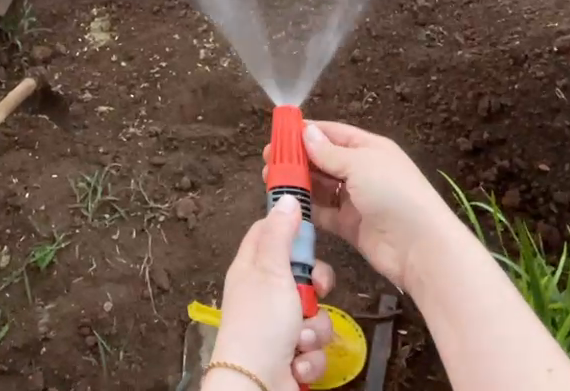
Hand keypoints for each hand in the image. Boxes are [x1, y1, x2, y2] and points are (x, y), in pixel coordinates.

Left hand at [206, 195, 335, 390]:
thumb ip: (281, 233)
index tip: (312, 230)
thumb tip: (286, 198)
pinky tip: (297, 361)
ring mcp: (277, 325)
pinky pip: (314, 345)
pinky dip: (310, 355)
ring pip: (314, 312)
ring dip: (314, 328)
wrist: (256, 386)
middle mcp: (264, 293)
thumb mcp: (271, 269)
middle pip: (302, 273)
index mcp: (252, 266)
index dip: (291, 229)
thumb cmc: (261, 323)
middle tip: (318, 290)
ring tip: (299, 340)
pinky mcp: (291, 354)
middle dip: (316, 287)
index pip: (270, 232)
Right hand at [269, 121, 463, 295]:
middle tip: (269, 162)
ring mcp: (356, 200)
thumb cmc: (392, 194)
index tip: (279, 135)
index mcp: (368, 148)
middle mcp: (362, 171)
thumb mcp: (360, 164)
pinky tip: (289, 206)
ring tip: (272, 182)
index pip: (332, 133)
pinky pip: (325, 213)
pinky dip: (308, 209)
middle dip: (298, 159)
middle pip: (324, 160)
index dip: (306, 132)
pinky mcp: (351, 226)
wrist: (420, 248)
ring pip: (322, 186)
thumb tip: (306, 132)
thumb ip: (329, 152)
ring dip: (300, 183)